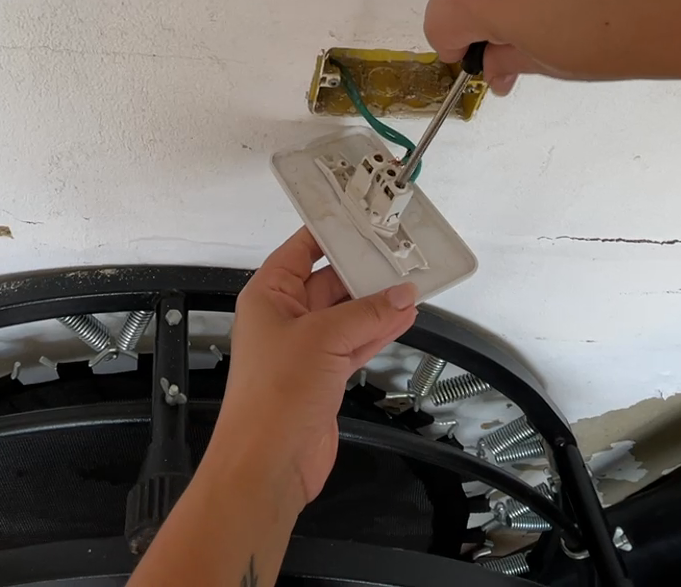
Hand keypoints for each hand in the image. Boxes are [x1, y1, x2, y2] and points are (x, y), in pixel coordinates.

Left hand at [214, 229, 418, 504]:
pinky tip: (403, 317)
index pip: (301, 249)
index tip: (362, 218)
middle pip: (328, 280)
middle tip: (399, 255)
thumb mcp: (323, 339)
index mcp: (269, 293)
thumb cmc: (277, 392)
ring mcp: (305, 346)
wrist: (269, 464)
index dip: (329, 231)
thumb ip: (367, 314)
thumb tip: (403, 294)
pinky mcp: (324, 374)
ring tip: (411, 284)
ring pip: (346, 313)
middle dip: (362, 271)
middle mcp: (285, 315)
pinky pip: (354, 342)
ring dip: (377, 303)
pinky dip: (377, 331)